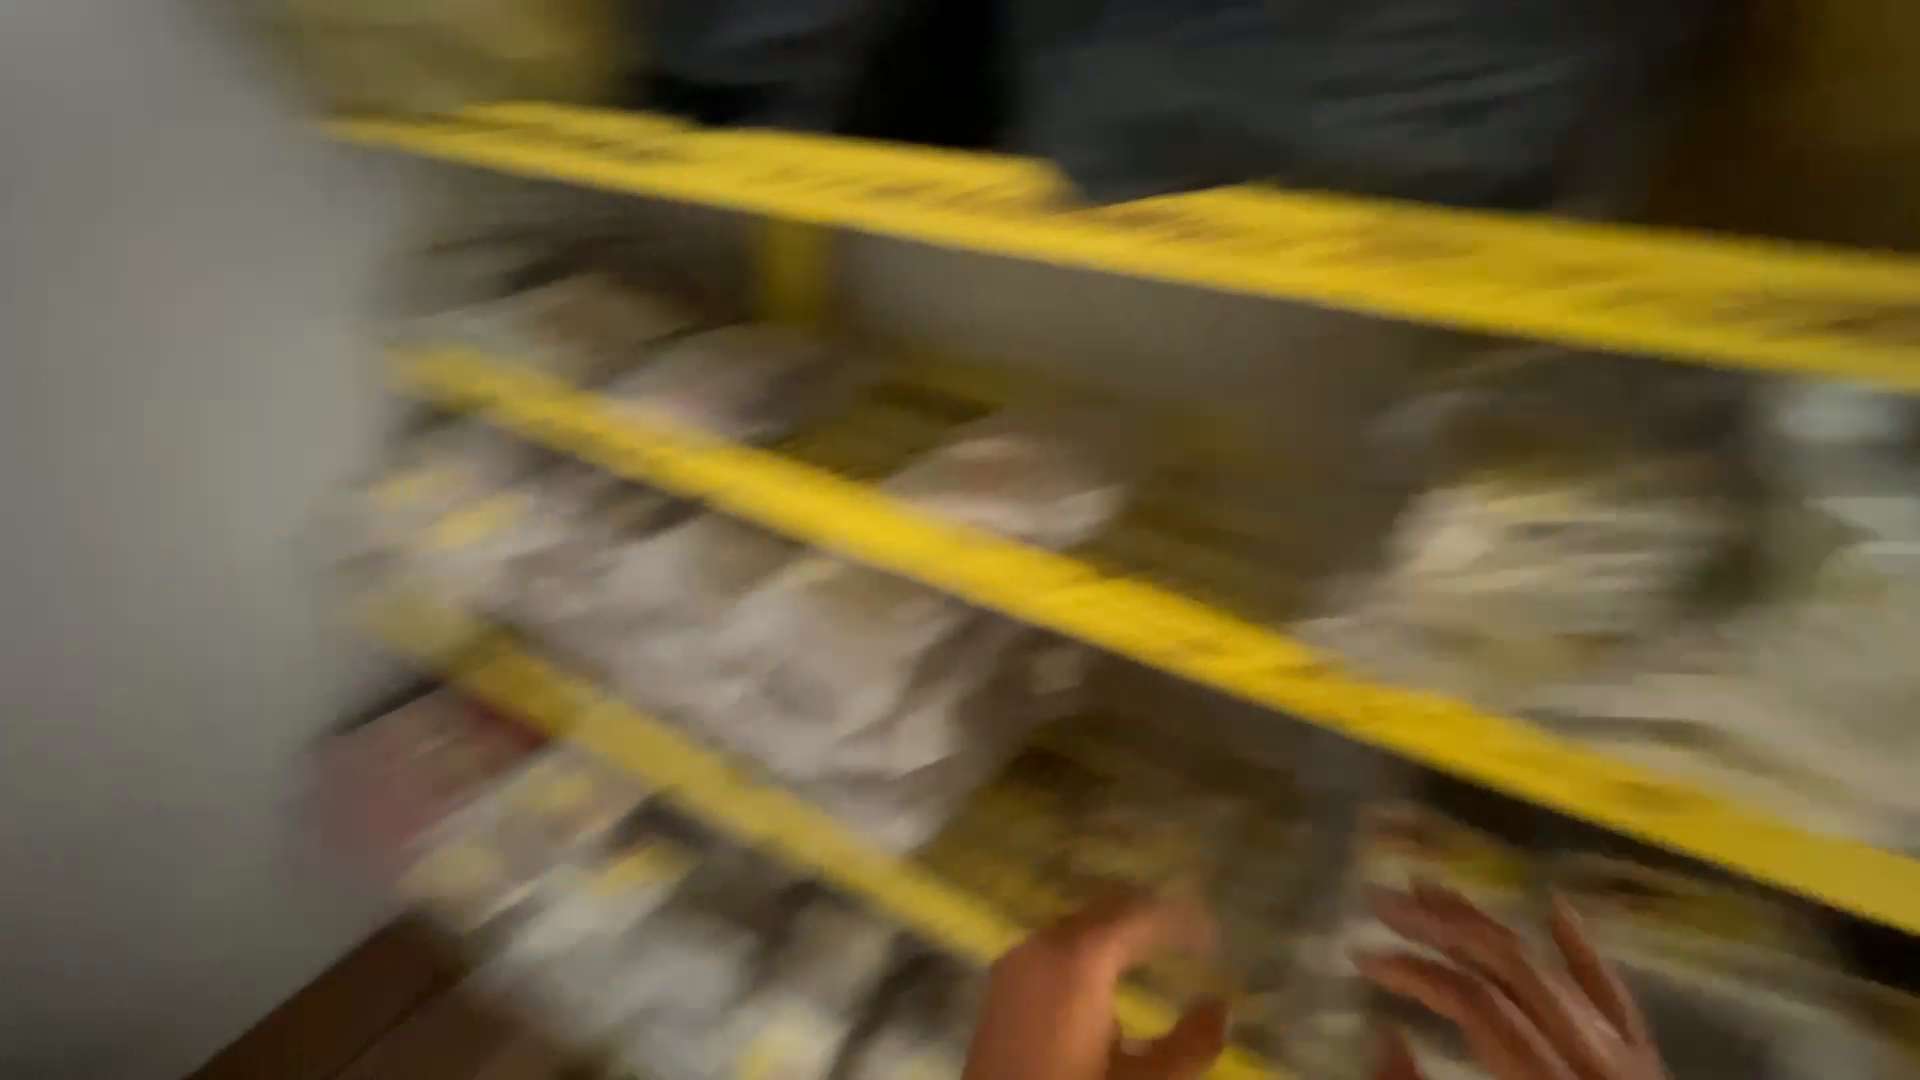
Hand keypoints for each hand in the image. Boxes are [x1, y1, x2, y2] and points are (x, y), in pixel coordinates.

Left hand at [964, 892, 1230, 1079]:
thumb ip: (1189, 1047)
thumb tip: (1219, 1007)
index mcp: (1079, 958)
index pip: (1140, 913)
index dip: (1180, 918)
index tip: (1214, 934)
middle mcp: (1044, 943)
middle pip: (1106, 908)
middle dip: (1149, 915)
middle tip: (1189, 936)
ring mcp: (1018, 958)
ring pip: (1078, 924)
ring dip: (1117, 930)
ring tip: (1156, 950)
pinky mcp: (1004, 979)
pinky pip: (1054, 944)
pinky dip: (1087, 947)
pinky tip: (1107, 977)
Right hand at [1354, 881, 1668, 1079]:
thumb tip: (1383, 1033)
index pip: (1476, 1003)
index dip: (1412, 971)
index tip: (1358, 956)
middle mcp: (1598, 1068)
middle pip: (1512, 970)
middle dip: (1439, 926)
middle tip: (1377, 899)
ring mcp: (1634, 1070)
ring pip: (1556, 972)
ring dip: (1488, 925)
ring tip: (1430, 889)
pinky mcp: (1651, 1076)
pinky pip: (1620, 1005)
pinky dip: (1585, 957)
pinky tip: (1554, 908)